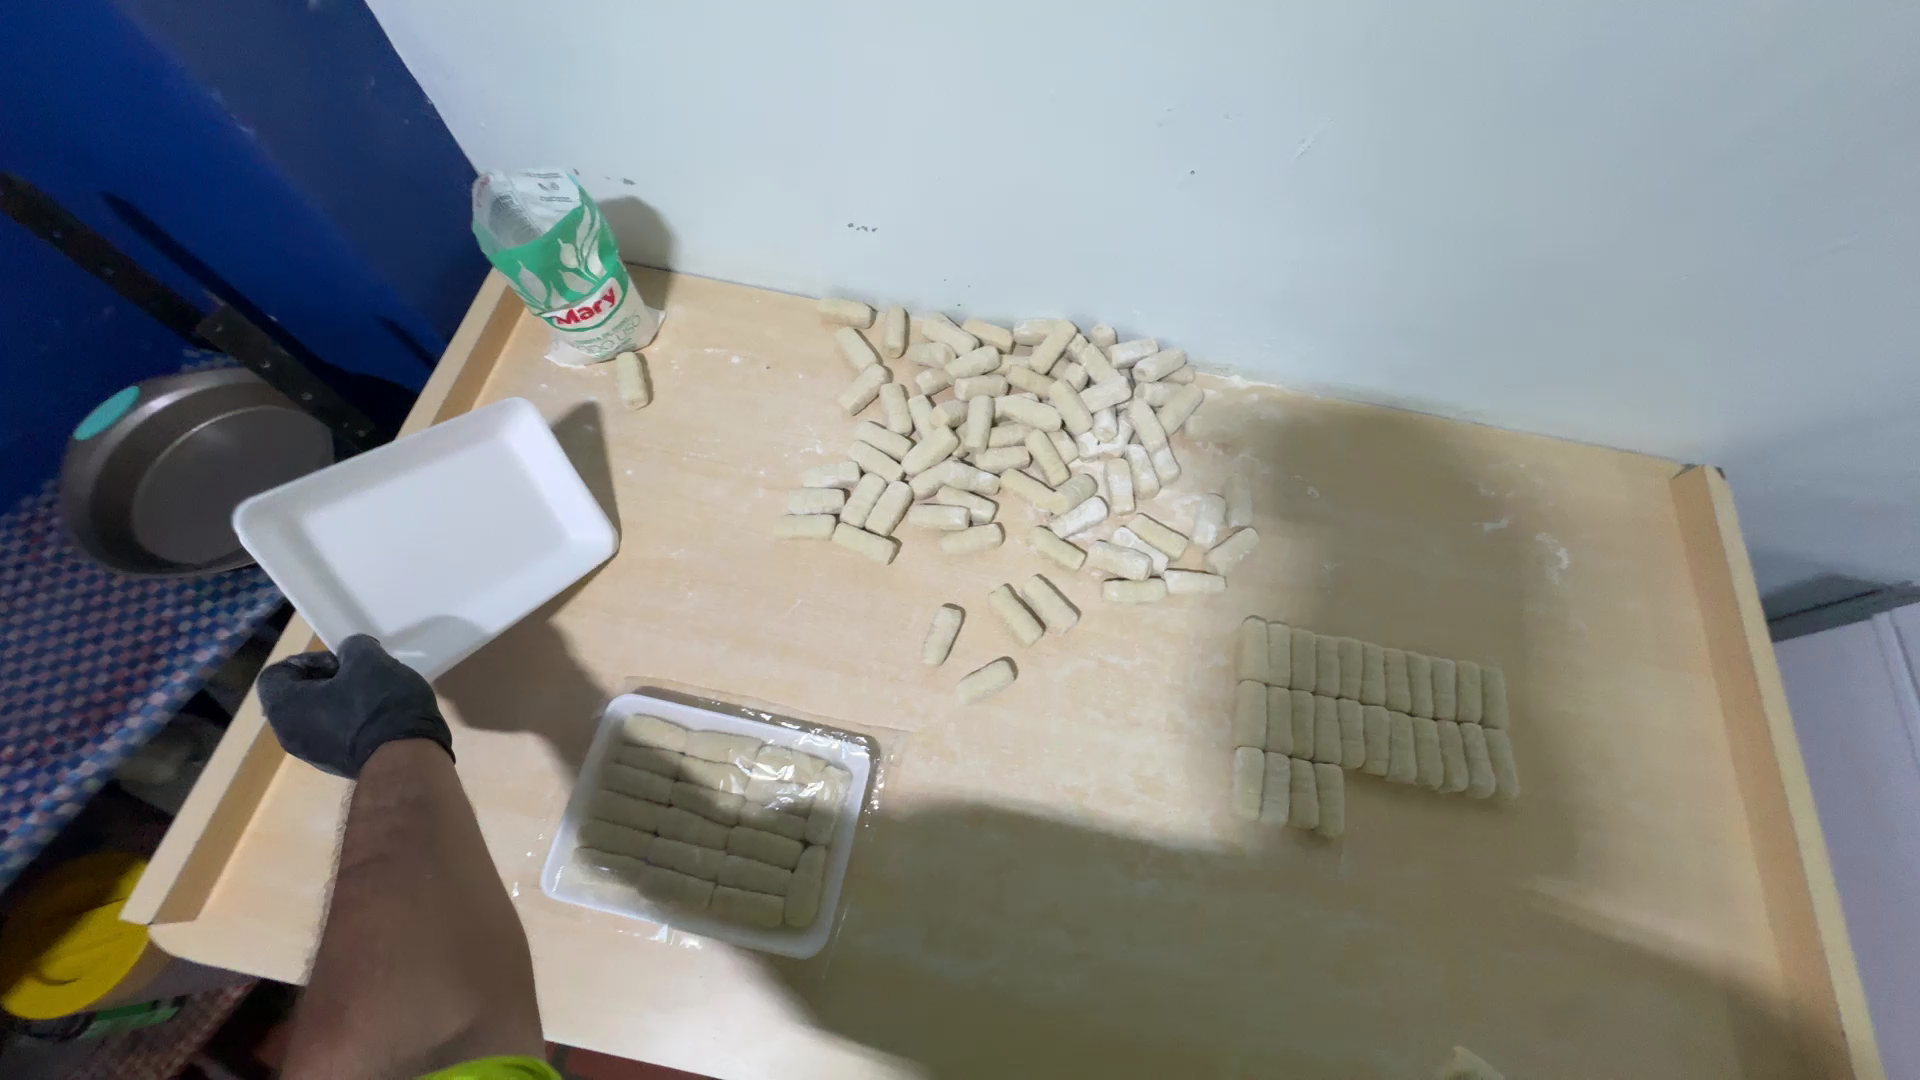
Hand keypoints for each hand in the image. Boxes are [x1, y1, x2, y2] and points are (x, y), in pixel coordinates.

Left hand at [257, 634, 453, 778]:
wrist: (406, 756)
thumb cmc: (380, 703)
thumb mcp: (371, 661)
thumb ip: (354, 647)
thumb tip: (350, 651)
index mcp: (284, 705)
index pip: (276, 673)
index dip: (309, 659)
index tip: (344, 660)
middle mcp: (287, 732)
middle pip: (299, 695)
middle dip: (331, 680)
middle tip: (365, 675)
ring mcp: (312, 753)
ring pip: (319, 715)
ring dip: (344, 701)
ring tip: (379, 696)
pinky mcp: (337, 764)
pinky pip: (337, 734)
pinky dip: (354, 722)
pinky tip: (384, 717)